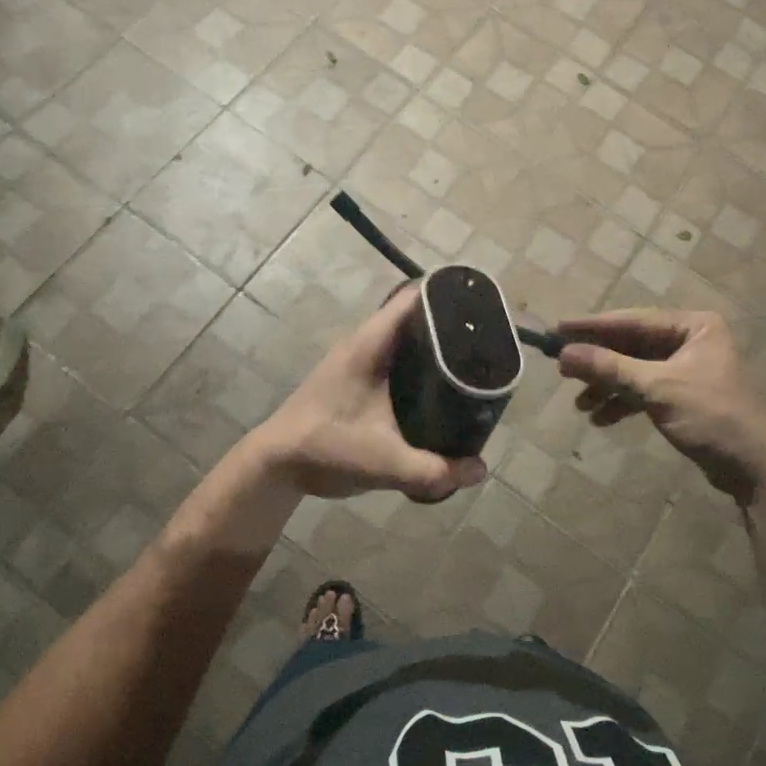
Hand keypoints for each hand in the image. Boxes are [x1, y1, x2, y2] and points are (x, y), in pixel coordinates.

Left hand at [248, 285, 486, 500]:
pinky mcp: (357, 379)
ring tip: (475, 360)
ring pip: (407, 340)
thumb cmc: (324, 450)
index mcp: (369, 345)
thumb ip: (433, 469)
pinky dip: (421, 364)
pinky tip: (442, 386)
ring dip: (436, 345)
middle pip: (416, 317)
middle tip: (490, 339)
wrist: (275, 465)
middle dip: (451, 324)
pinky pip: (398, 359)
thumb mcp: (383, 462)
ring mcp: (359, 361)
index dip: (448, 296)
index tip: (483, 304)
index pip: (413, 299)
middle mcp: (365, 344)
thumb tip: (481, 469)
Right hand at [557, 309, 765, 504]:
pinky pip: (644, 390)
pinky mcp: (683, 396)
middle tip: (561, 369)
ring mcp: (686, 369)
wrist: (753, 466)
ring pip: (634, 370)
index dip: (592, 327)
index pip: (632, 320)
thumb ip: (610, 368)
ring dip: (607, 386)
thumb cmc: (710, 415)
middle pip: (631, 345)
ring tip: (579, 404)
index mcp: (692, 326)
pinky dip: (622, 402)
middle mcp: (690, 340)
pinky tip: (601, 419)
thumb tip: (564, 354)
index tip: (556, 330)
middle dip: (598, 361)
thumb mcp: (657, 388)